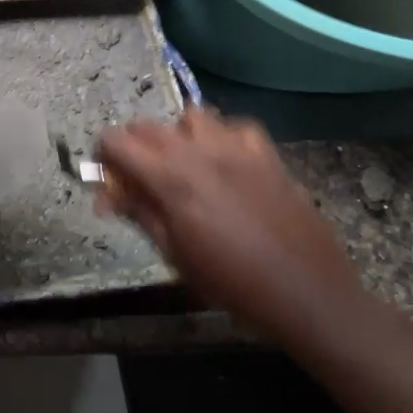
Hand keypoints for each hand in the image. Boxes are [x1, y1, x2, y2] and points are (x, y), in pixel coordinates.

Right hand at [94, 109, 366, 344]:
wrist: (309, 296)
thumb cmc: (233, 283)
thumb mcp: (175, 255)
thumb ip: (140, 214)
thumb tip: (110, 195)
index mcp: (170, 179)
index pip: (116, 141)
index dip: (103, 156)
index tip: (109, 179)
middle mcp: (199, 153)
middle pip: (148, 126)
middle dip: (135, 146)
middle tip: (141, 178)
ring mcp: (237, 151)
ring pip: (193, 116)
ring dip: (180, 135)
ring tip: (186, 162)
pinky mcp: (269, 157)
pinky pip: (238, 128)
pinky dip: (226, 138)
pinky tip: (228, 162)